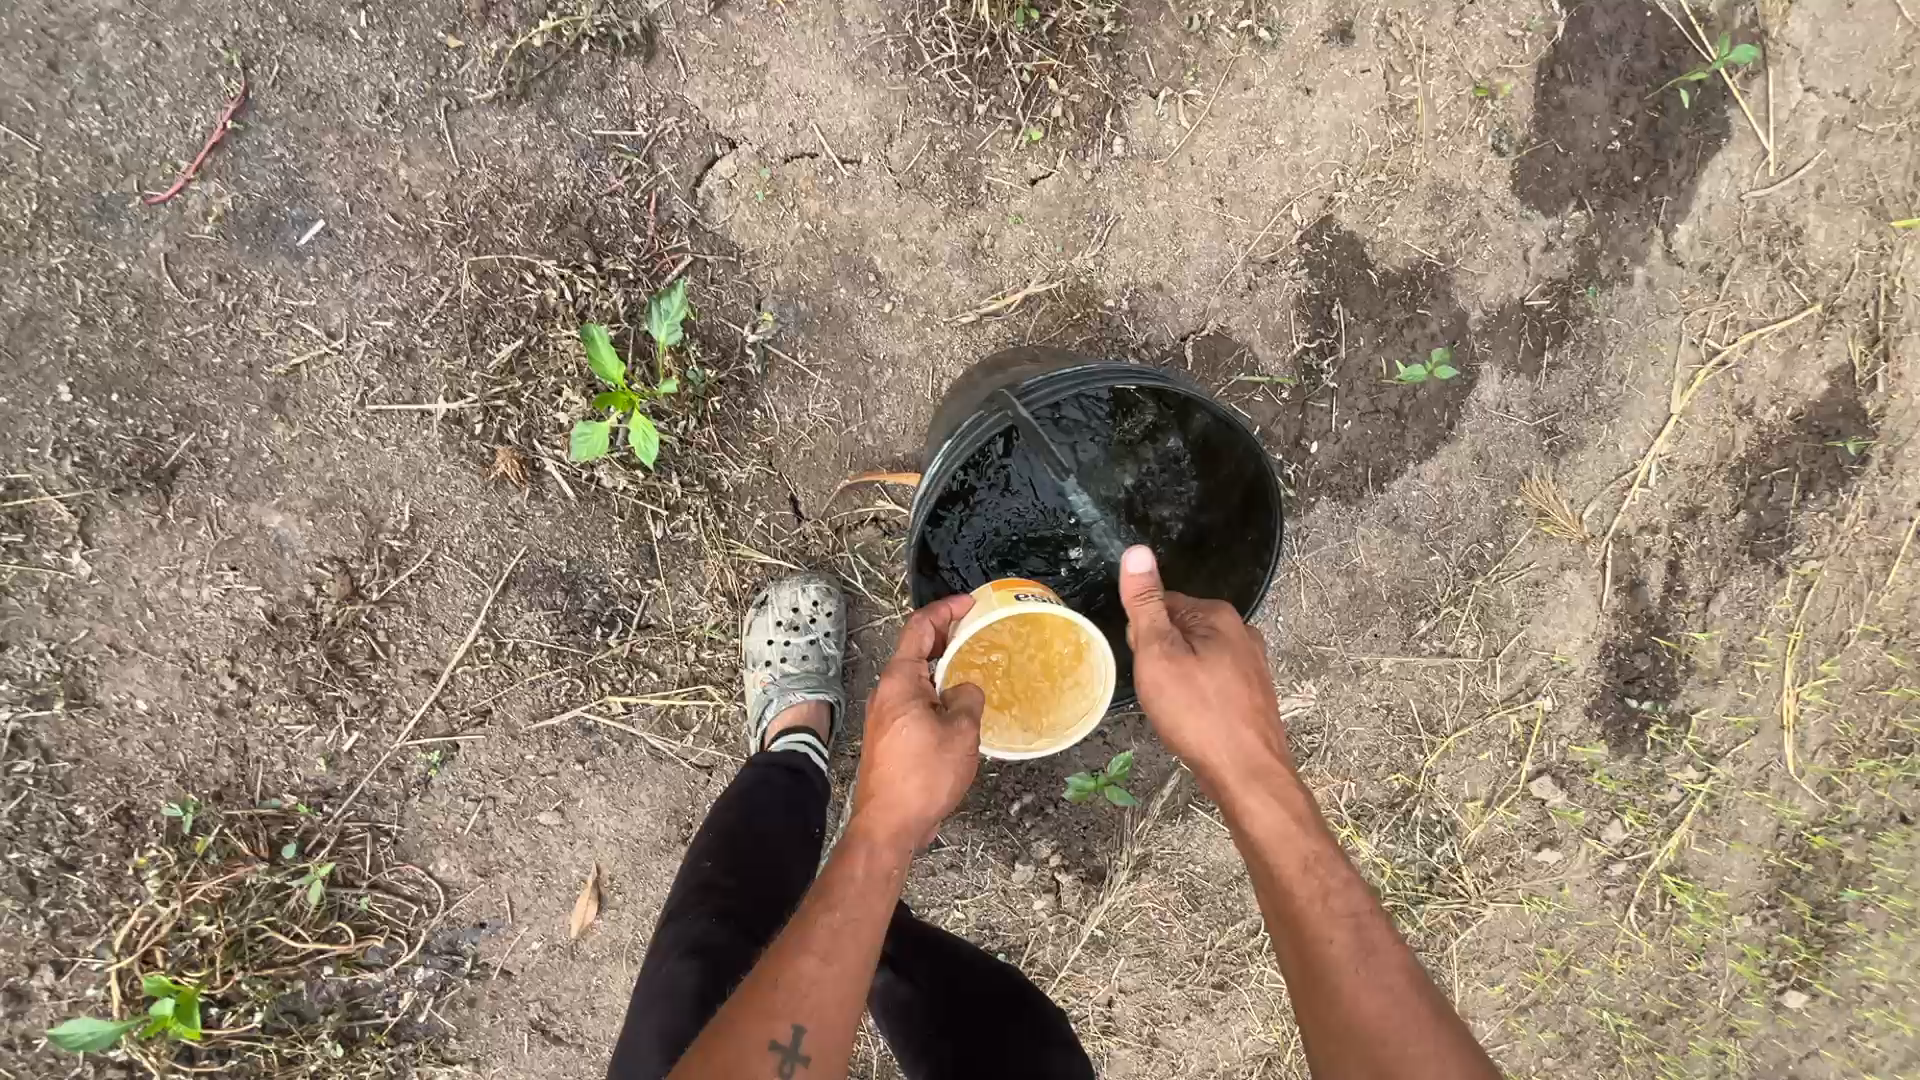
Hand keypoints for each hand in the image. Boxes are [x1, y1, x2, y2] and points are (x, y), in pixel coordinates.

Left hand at [850, 594, 985, 850]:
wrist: (888, 825)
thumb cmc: (922, 777)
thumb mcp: (960, 732)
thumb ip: (967, 699)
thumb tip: (965, 689)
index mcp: (901, 680)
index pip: (920, 627)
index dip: (946, 609)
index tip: (970, 603)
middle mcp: (887, 691)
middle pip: (916, 648)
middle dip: (946, 635)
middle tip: (976, 630)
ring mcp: (886, 713)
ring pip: (916, 676)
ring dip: (943, 665)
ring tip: (972, 664)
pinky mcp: (889, 734)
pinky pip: (915, 699)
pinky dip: (936, 691)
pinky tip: (958, 703)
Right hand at [1118, 545, 1292, 798]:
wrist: (1247, 773)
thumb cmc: (1197, 713)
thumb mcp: (1158, 653)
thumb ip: (1145, 603)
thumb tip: (1136, 552)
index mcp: (1218, 615)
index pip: (1160, 604)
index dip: (1143, 634)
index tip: (1146, 663)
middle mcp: (1241, 630)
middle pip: (1178, 627)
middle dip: (1160, 654)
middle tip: (1160, 687)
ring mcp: (1252, 662)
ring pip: (1194, 655)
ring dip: (1177, 674)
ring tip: (1175, 705)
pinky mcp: (1254, 690)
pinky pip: (1211, 677)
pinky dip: (1196, 692)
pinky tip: (1193, 715)